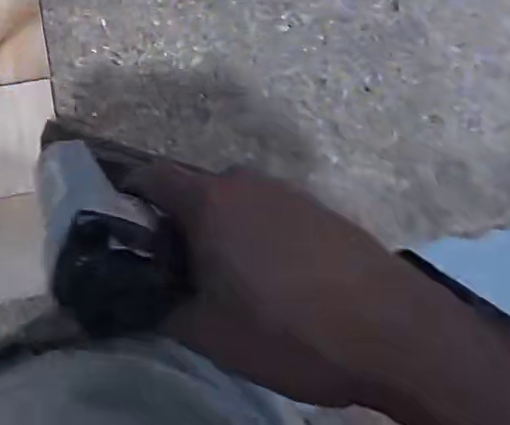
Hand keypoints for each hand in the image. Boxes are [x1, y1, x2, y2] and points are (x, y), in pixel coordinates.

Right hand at [130, 164, 509, 423]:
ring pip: (230, 200)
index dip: (128, 193)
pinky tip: (268, 275)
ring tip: (222, 277)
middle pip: (192, 189)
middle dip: (175, 222)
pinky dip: (251, 231)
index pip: (152, 175)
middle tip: (171, 267)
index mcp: (208, 200)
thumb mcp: (210, 333)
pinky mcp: (312, 206)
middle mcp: (241, 180)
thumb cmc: (288, 328)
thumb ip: (161, 310)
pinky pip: (264, 209)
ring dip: (216, 227)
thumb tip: (132, 299)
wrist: (391, 327)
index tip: (118, 221)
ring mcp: (282, 189)